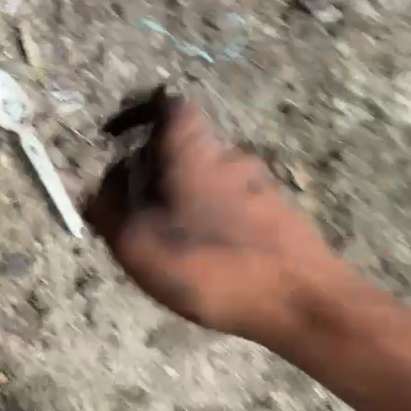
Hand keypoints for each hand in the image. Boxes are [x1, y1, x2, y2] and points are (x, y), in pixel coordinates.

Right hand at [83, 92, 356, 344]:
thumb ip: (107, 205)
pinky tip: (201, 261)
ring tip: (162, 243)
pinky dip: (205, 221)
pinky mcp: (278, 216)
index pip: (168, 106)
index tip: (114, 137)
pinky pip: (228, 205)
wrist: (305, 305)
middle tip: (128, 209)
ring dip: (176, 199)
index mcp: (190, 152)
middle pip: (180, 147)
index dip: (138, 112)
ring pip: (203, 179)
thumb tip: (104, 183)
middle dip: (149, 170)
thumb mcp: (133, 239)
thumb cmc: (209, 264)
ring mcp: (259, 186)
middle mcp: (227, 157)